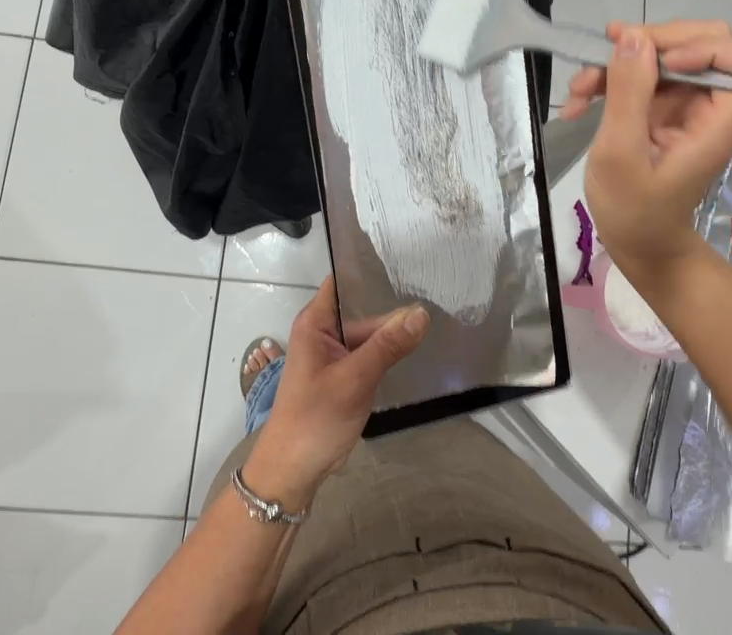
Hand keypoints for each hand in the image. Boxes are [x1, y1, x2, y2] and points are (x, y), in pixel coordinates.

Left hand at [243, 277, 428, 510]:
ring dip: (394, 333)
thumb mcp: (355, 379)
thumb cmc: (315, 418)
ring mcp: (334, 355)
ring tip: (437, 318)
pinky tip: (417, 348)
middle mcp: (324, 332)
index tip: (405, 261)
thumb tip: (422, 313)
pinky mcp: (344, 376)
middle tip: (437, 294)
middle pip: (364, 310)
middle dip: (393, 307)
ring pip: (370, 335)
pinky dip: (389, 353)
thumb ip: (388, 346)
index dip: (369, 269)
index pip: (343, 282)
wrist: (294, 470)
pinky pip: (370, 355)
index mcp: (315, 322)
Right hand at [566, 21, 731, 298]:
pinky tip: (579, 102)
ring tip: (578, 89)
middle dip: (650, 43)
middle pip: (703, 43)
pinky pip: (639, 74)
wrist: (637, 245)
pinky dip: (607, 79)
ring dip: (617, 62)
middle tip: (608, 52)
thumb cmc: (635, 212)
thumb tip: (633, 37)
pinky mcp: (659, 108)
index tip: (667, 62)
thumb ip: (628, 94)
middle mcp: (708, 105)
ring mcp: (683, 104)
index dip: (712, 49)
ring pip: (662, 54)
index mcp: (719, 121)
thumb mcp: (621, 154)